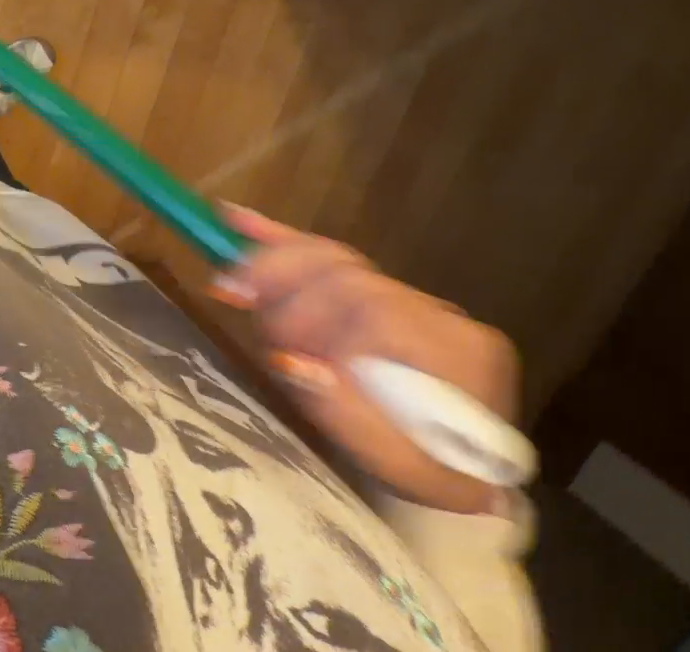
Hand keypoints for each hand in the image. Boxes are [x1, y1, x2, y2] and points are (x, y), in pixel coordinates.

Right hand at [213, 205, 518, 513]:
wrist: (454, 470)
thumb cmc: (426, 471)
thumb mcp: (397, 465)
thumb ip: (353, 417)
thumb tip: (298, 365)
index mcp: (456, 350)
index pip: (374, 307)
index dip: (313, 318)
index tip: (276, 353)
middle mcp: (439, 312)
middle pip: (347, 276)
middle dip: (287, 297)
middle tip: (251, 324)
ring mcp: (409, 296)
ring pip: (331, 258)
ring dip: (273, 268)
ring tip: (233, 288)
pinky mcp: (378, 289)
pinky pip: (327, 256)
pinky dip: (280, 240)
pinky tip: (237, 218)